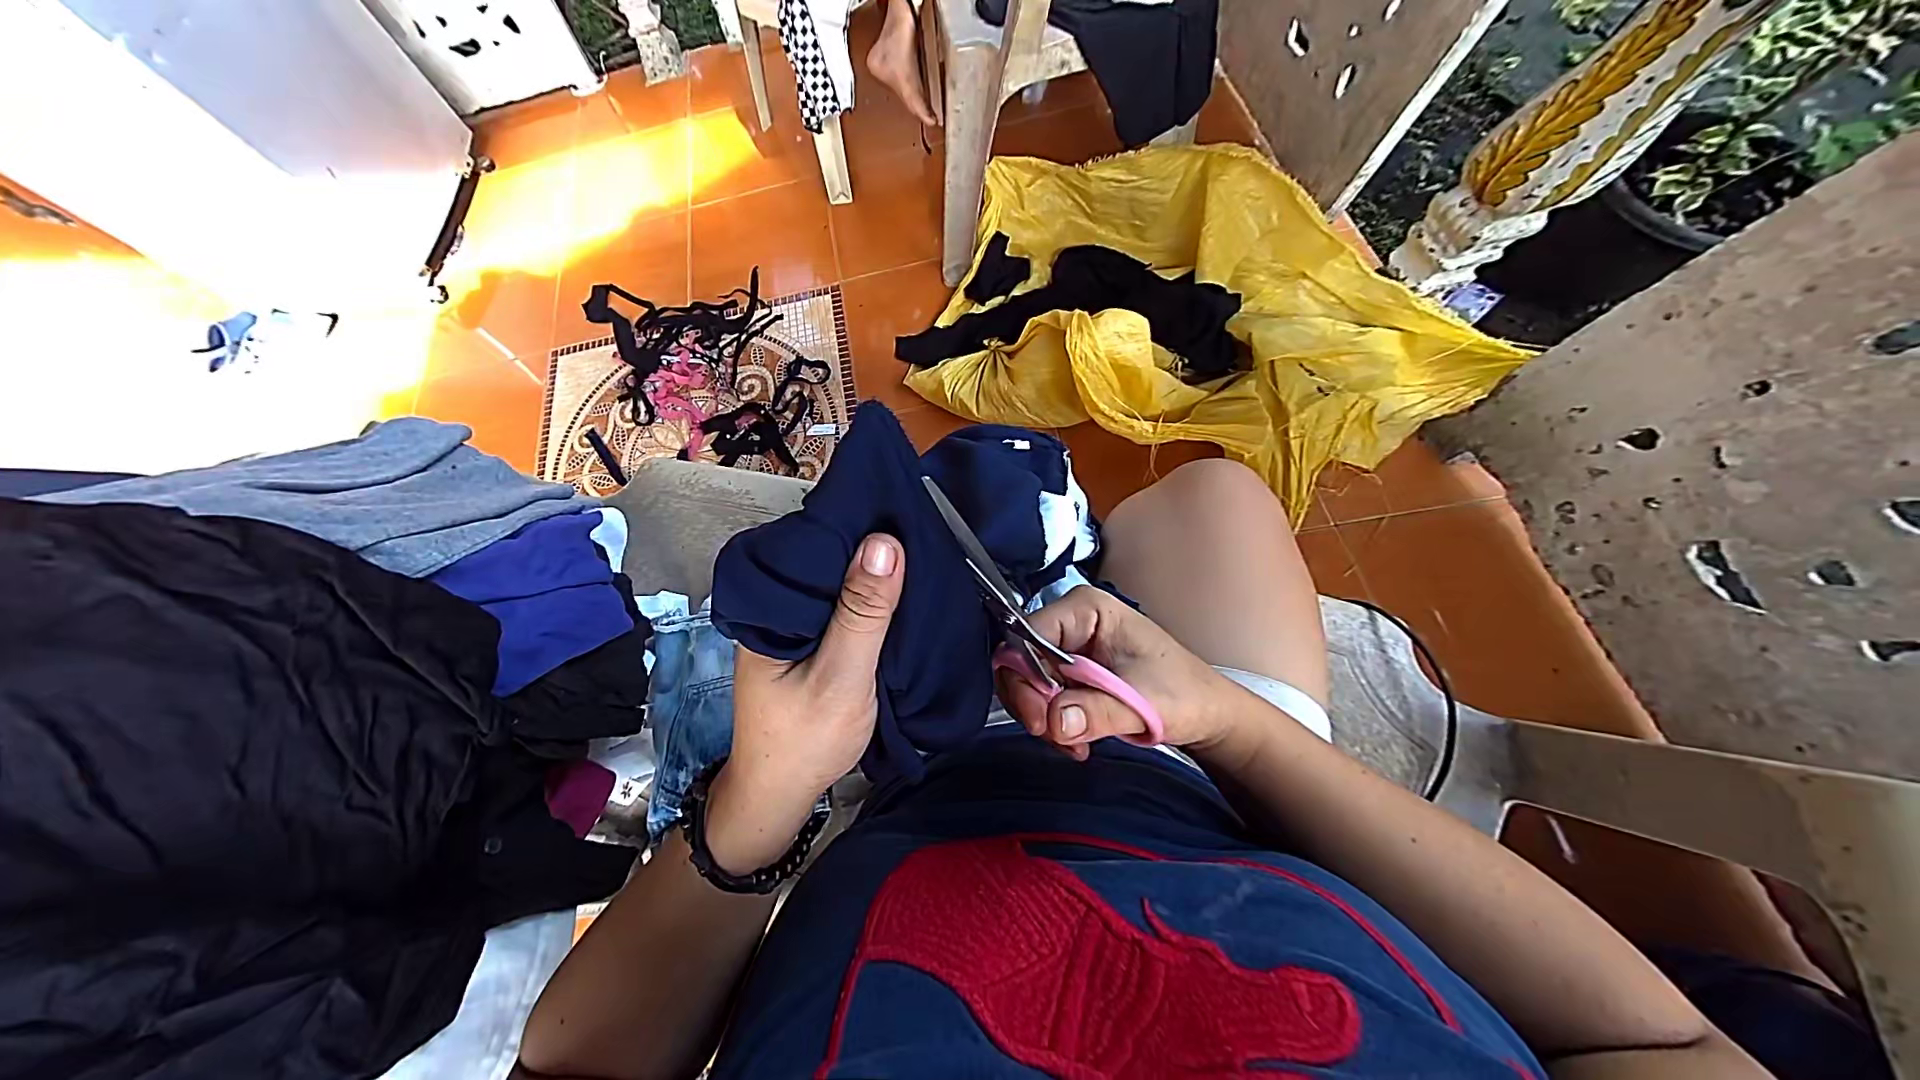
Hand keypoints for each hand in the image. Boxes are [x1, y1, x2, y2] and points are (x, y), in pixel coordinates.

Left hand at [707, 533, 903, 874]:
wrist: (783, 794)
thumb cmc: (803, 742)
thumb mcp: (841, 676)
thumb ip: (863, 614)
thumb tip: (884, 543)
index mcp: (766, 608)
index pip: (807, 545)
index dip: (852, 525)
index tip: (897, 510)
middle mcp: (774, 608)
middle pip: (823, 560)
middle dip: (866, 548)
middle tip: (916, 530)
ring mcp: (793, 625)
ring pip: (836, 583)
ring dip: (870, 574)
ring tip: (913, 555)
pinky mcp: (811, 641)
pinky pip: (842, 607)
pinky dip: (869, 600)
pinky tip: (896, 594)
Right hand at [996, 586, 1248, 761]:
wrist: (1207, 713)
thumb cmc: (1186, 694)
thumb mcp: (1144, 704)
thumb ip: (1098, 710)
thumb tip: (1055, 721)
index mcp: (1088, 609)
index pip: (1027, 635)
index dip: (1024, 677)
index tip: (1041, 720)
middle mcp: (1071, 621)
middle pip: (1019, 658)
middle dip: (1031, 702)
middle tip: (1054, 735)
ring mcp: (1069, 646)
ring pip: (1025, 681)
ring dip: (1042, 718)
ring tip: (1073, 742)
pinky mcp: (1069, 671)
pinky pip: (1040, 696)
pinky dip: (1051, 723)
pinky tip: (1075, 740)